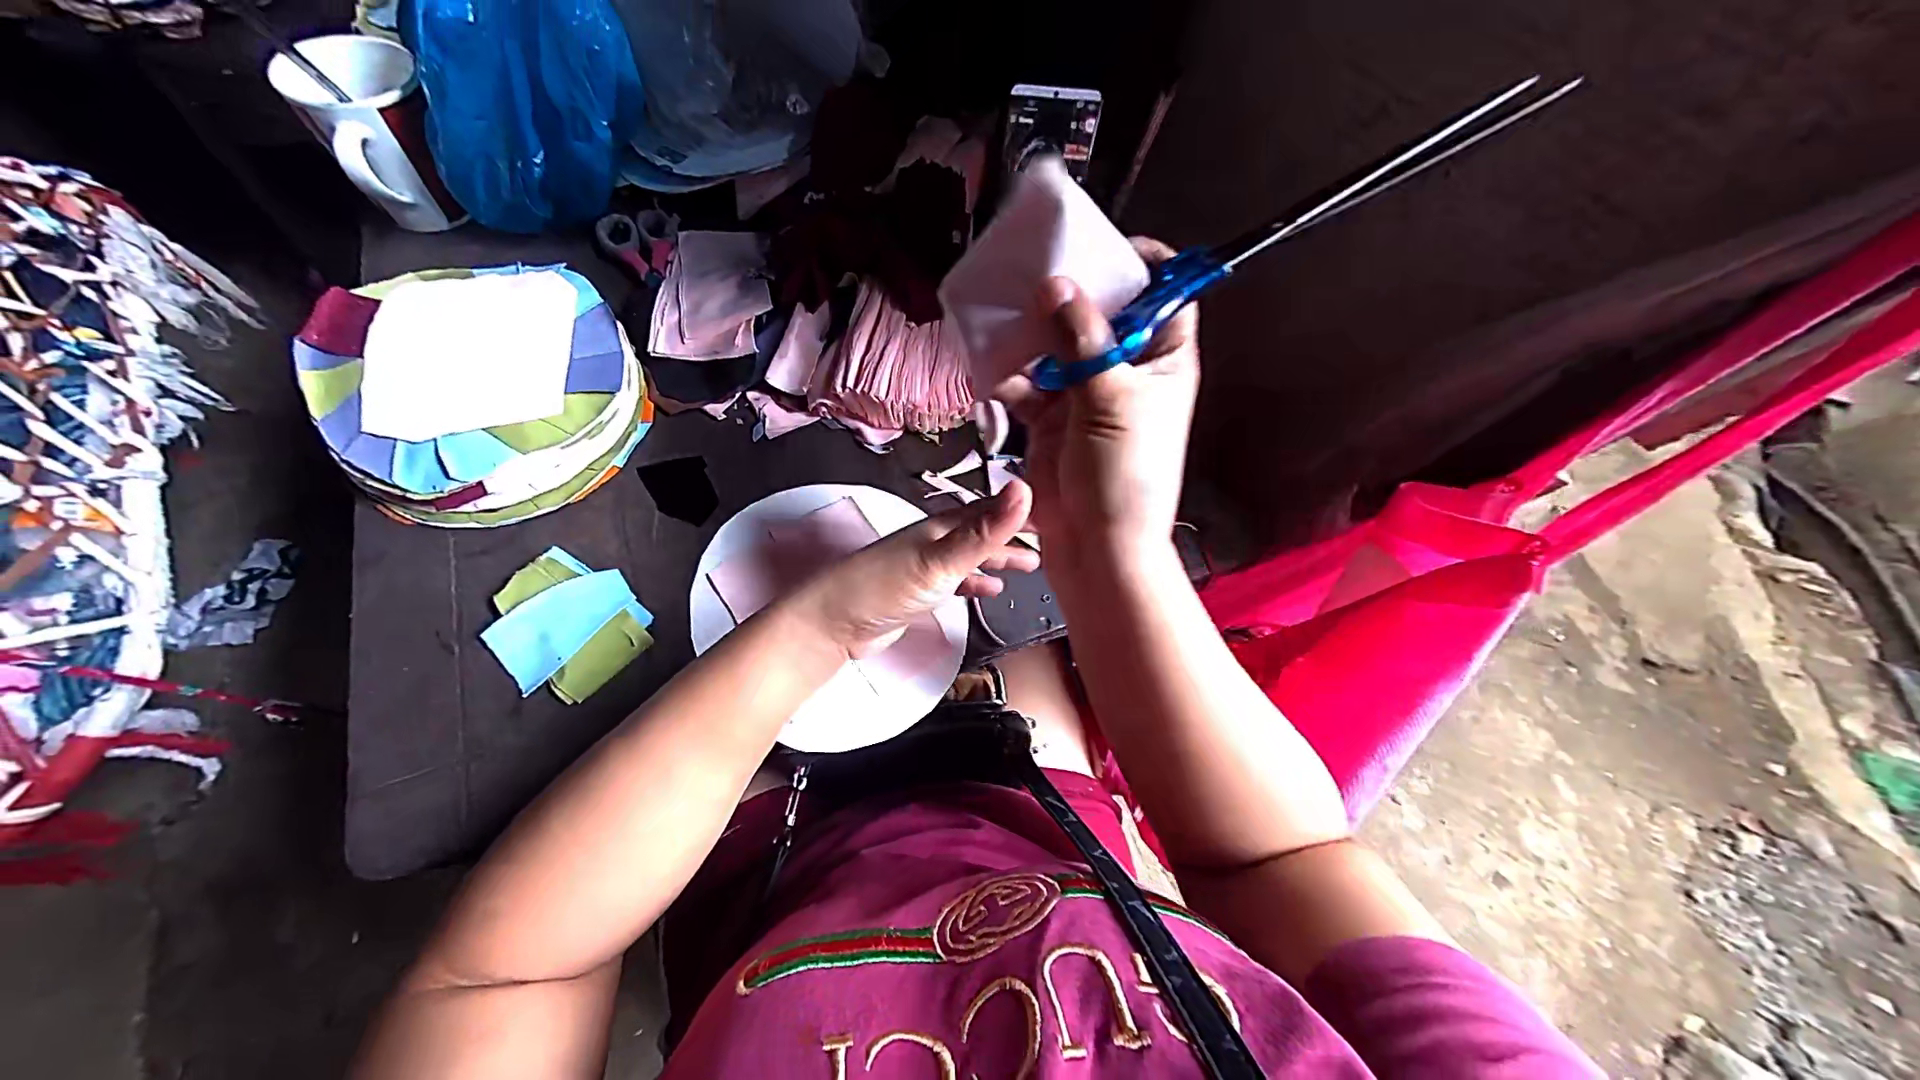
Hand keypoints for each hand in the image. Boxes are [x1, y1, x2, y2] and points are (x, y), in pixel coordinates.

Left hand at [784, 481, 1038, 658]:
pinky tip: (989, 591)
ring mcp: (925, 566)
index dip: (1021, 510)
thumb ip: (984, 530)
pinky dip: (976, 583)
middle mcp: (935, 540)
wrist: (833, 623)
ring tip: (1029, 565)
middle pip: (983, 531)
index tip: (1055, 512)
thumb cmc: (883, 587)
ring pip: (972, 556)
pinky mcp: (918, 592)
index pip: (990, 509)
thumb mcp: (941, 558)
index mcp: (942, 525)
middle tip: (1049, 539)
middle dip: (1014, 534)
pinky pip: (956, 581)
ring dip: (998, 559)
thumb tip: (1025, 489)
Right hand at [998, 237, 1199, 560]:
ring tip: (1009, 324)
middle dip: (1070, 297)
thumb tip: (1061, 289)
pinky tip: (996, 373)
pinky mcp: (1051, 419)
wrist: (1096, 545)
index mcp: (1162, 362)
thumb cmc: (1126, 481)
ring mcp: (1086, 394)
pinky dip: (1010, 378)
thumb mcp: (1112, 402)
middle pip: (1101, 315)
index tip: (1102, 249)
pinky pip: (1027, 384)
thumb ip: (1085, 343)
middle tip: (1037, 278)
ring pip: (1057, 347)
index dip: (1141, 267)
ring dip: (1033, 337)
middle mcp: (1125, 372)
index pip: (1164, 295)